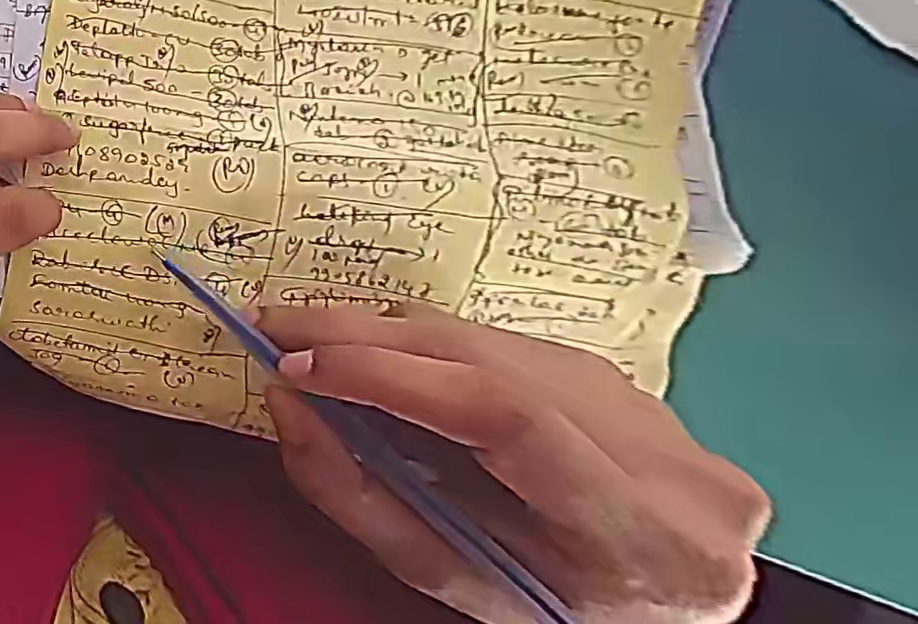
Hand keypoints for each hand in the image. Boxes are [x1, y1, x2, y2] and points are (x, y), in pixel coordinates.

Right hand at [258, 303, 769, 623]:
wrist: (643, 587)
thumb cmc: (535, 598)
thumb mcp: (440, 574)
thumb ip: (351, 492)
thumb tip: (282, 395)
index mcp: (640, 535)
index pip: (504, 417)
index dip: (387, 376)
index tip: (295, 367)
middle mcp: (657, 452)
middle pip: (473, 358)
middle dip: (352, 335)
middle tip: (266, 325)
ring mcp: (637, 399)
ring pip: (465, 335)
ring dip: (370, 332)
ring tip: (304, 340)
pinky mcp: (600, 366)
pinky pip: (476, 335)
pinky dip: (407, 339)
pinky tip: (376, 359)